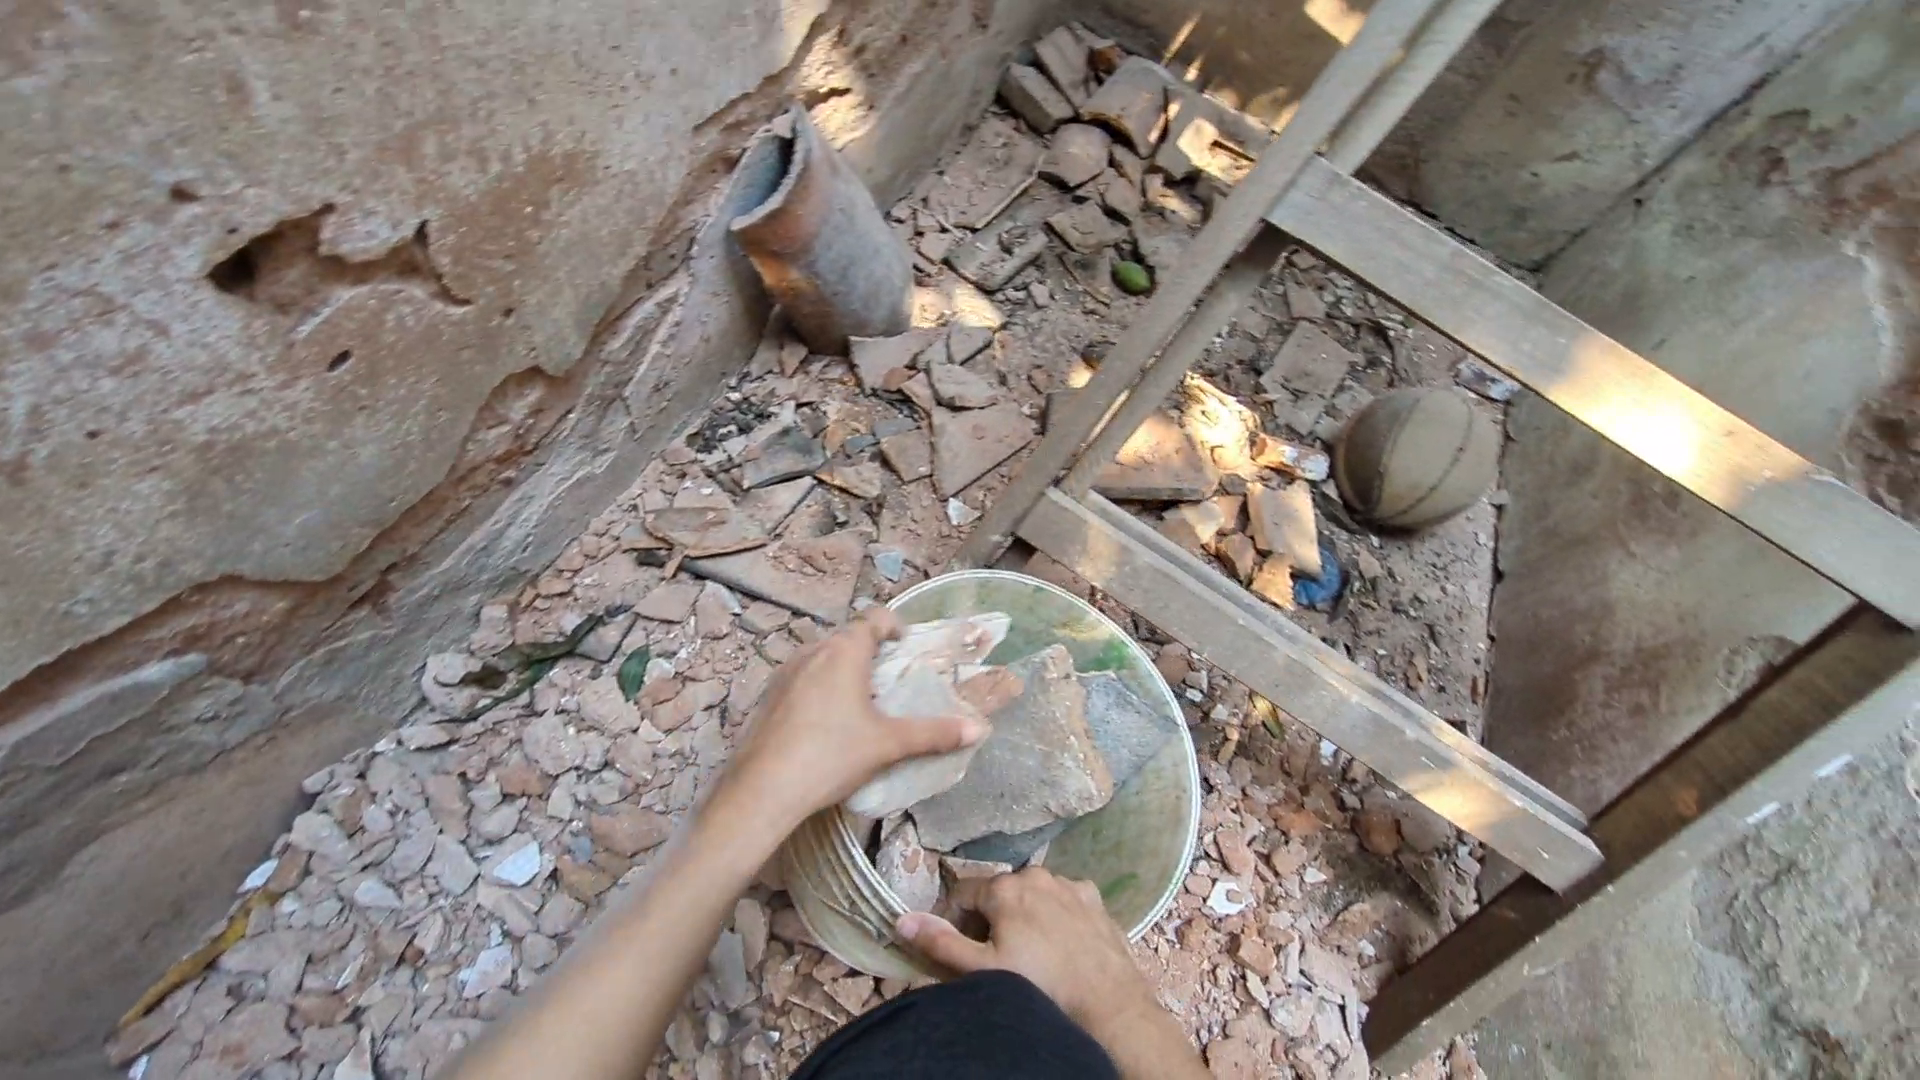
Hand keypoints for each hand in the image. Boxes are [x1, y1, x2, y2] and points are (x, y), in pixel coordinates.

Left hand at [715, 608, 986, 828]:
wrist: (762, 790)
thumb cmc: (831, 756)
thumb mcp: (888, 745)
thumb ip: (933, 734)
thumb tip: (977, 729)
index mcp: (844, 651)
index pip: (875, 618)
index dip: (894, 627)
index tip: (906, 647)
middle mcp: (813, 650)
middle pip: (848, 637)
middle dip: (870, 652)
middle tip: (889, 682)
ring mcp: (784, 672)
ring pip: (822, 657)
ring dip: (842, 669)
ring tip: (859, 703)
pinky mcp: (767, 695)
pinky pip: (802, 678)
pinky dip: (819, 687)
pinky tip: (825, 723)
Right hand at [896, 868, 1159, 1036]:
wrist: (1107, 1000)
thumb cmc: (1039, 984)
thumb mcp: (982, 969)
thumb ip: (941, 942)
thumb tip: (901, 918)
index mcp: (1003, 887)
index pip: (963, 893)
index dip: (958, 921)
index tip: (966, 948)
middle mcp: (1034, 873)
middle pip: (999, 893)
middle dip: (992, 918)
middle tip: (999, 956)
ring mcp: (1067, 882)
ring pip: (1033, 894)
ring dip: (1025, 913)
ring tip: (1033, 952)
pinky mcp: (1092, 895)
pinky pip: (1064, 899)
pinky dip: (1057, 913)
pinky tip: (1062, 943)